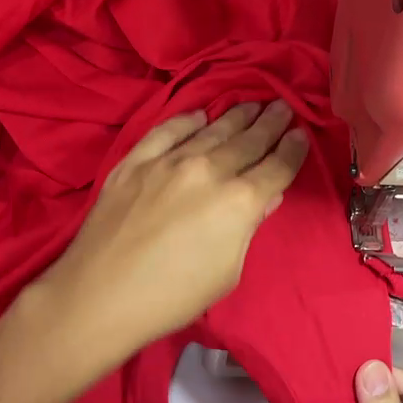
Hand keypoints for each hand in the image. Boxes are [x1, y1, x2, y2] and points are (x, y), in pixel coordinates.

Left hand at [33, 100, 308, 358]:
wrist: (101, 296)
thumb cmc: (173, 298)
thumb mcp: (227, 273)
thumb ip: (247, 229)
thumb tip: (264, 197)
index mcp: (239, 203)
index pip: (276, 168)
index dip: (292, 151)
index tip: (301, 136)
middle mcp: (208, 171)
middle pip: (247, 142)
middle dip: (270, 124)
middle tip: (283, 107)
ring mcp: (168, 162)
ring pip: (211, 130)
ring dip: (236, 116)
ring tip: (253, 104)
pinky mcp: (135, 162)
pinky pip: (166, 131)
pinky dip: (186, 121)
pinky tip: (199, 115)